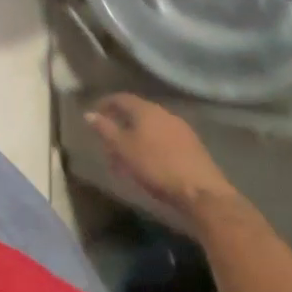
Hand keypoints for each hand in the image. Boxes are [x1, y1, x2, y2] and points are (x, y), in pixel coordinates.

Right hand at [85, 93, 236, 230]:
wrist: (202, 193)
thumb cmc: (156, 167)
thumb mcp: (123, 149)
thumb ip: (105, 130)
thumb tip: (89, 114)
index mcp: (145, 110)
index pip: (120, 98)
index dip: (105, 104)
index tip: (94, 115)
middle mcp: (164, 113)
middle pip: (137, 112)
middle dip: (121, 123)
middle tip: (109, 140)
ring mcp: (182, 129)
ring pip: (152, 126)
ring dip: (137, 136)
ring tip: (128, 154)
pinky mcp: (194, 146)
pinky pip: (165, 138)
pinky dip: (152, 145)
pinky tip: (150, 161)